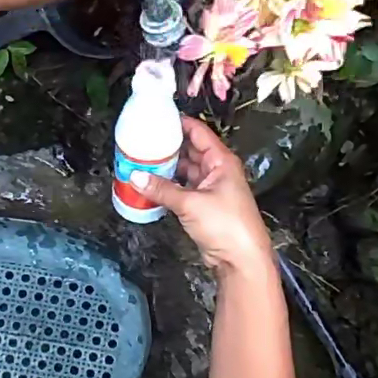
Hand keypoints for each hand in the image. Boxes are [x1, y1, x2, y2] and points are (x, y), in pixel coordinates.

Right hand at [129, 117, 272, 275]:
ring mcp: (210, 189)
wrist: (241, 259)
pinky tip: (150, 184)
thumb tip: (135, 177)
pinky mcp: (203, 206)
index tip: (157, 117)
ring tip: (141, 161)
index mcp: (221, 161)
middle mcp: (217, 171)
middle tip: (142, 141)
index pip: (198, 132)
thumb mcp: (190, 203)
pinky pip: (182, 189)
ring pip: (184, 171)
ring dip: (166, 168)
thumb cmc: (227, 225)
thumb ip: (161, 189)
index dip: (179, 123)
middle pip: (189, 151)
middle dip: (168, 146)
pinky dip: (167, 186)